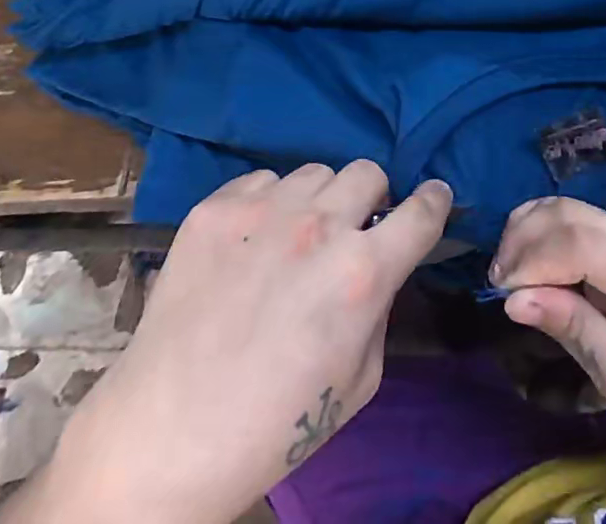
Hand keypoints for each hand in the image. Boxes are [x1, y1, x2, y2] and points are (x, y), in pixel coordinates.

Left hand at [31, 161, 452, 523]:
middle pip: (368, 172)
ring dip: (320, 199)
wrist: (169, 434)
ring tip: (296, 237)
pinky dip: (269, 203)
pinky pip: (262, 180)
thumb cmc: (278, 424)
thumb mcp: (361, 377)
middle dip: (372, 198)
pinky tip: (252, 242)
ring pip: (315, 171)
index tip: (433, 199)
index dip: (435, 201)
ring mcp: (262, 210)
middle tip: (353, 229)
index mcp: (364, 272)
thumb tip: (378, 266)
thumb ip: (379, 306)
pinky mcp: (214, 209)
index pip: (423, 211)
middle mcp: (319, 226)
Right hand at [491, 197, 605, 461]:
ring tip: (510, 272)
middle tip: (499, 282)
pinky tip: (529, 259)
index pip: (584, 244)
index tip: (504, 292)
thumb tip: (514, 300)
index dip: (535, 260)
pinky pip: (576, 215)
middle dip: (525, 242)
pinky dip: (542, 230)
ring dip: (528, 232)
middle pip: (572, 215)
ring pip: (569, 207)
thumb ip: (573, 330)